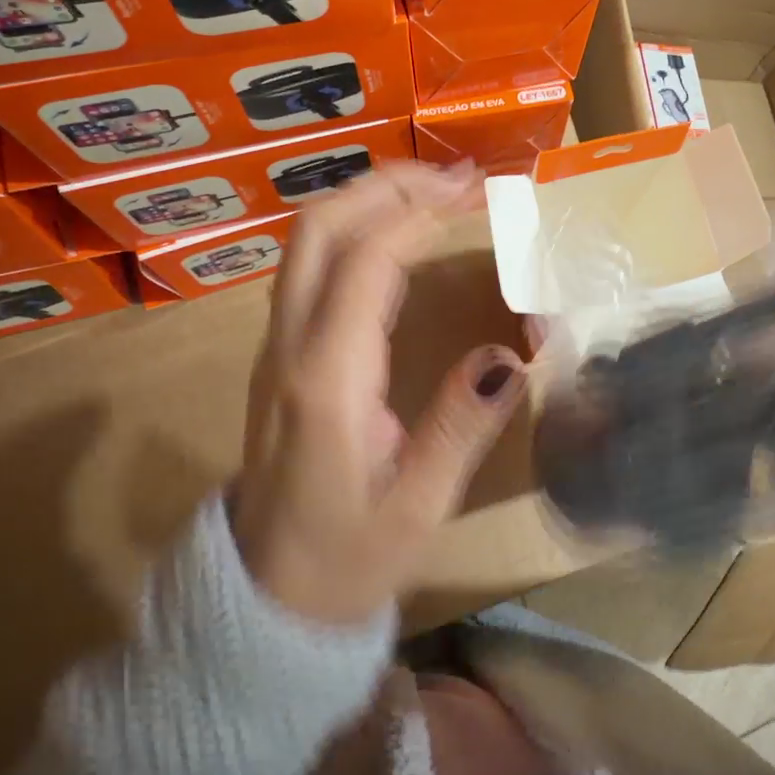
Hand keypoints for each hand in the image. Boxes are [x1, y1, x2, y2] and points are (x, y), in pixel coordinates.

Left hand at [231, 163, 529, 624]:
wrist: (263, 598)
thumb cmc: (346, 558)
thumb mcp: (416, 507)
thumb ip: (460, 426)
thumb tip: (511, 354)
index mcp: (326, 380)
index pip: (366, 263)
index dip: (419, 214)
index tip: (474, 189)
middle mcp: (290, 347)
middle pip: (319, 229)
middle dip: (387, 185)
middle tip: (458, 176)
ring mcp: (277, 347)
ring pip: (308, 242)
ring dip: (369, 200)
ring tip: (438, 192)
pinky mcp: (282, 356)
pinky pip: (312, 268)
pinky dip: (358, 231)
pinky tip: (403, 238)